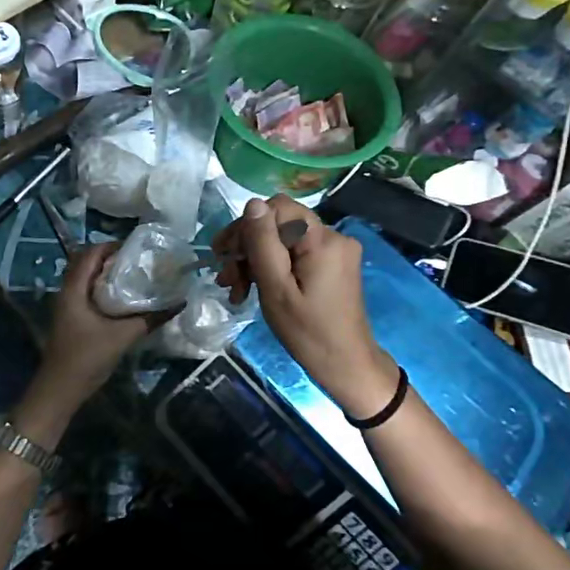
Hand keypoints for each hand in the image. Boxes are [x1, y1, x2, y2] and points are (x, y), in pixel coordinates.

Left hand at [39, 243, 169, 399]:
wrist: (60, 389)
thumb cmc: (86, 358)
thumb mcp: (121, 337)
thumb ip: (149, 319)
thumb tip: (178, 303)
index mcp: (73, 289)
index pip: (90, 253)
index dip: (112, 246)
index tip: (137, 248)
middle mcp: (67, 292)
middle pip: (87, 263)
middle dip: (111, 258)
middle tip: (138, 261)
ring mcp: (67, 306)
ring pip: (86, 279)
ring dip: (106, 274)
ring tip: (134, 276)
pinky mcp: (72, 318)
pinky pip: (87, 293)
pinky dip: (103, 289)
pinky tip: (123, 299)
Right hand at [213, 196, 399, 418]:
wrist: (346, 366)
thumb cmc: (307, 331)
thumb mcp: (276, 288)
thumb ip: (263, 243)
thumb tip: (252, 204)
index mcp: (322, 240)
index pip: (277, 208)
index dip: (246, 225)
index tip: (224, 253)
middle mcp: (333, 237)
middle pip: (279, 224)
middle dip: (247, 247)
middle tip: (224, 277)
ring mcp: (335, 252)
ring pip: (283, 241)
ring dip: (255, 261)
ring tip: (235, 290)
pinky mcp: (332, 266)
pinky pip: (295, 255)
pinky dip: (272, 269)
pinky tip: (253, 289)